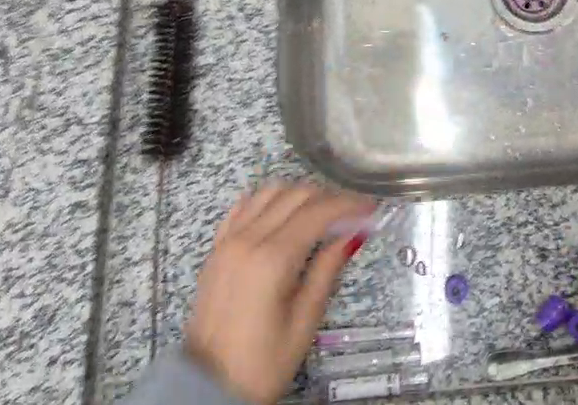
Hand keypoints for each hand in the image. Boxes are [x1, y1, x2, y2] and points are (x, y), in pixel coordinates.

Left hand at [184, 184, 374, 404]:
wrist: (207, 386)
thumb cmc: (262, 362)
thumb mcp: (304, 322)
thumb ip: (327, 270)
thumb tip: (353, 234)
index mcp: (273, 259)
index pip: (318, 212)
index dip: (349, 204)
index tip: (371, 207)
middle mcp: (248, 238)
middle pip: (295, 194)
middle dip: (328, 197)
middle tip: (350, 213)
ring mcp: (228, 240)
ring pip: (269, 191)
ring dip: (299, 194)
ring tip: (319, 213)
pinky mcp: (216, 247)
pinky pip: (244, 205)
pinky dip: (267, 200)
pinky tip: (282, 213)